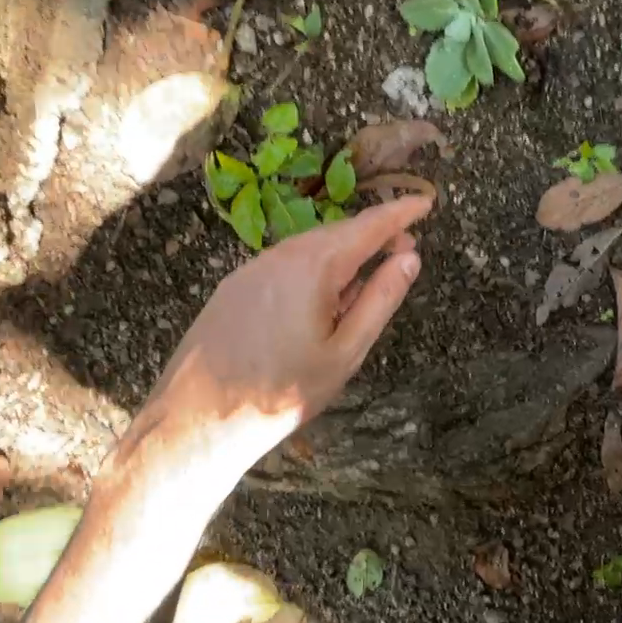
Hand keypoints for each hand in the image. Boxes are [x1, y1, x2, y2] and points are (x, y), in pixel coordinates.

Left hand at [124, 197, 432, 478]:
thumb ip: (380, 299)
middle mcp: (280, 256)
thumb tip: (409, 257)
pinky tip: (321, 302)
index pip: (368, 227)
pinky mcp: (233, 288)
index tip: (425, 202)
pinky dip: (314, 270)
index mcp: (313, 267)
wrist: (197, 420)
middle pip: (337, 234)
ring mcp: (251, 270)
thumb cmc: (283, 391)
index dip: (400, 213)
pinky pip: (285, 266)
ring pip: (309, 249)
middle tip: (404, 253)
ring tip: (364, 284)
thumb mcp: (345, 352)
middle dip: (374, 236)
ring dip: (343, 255)